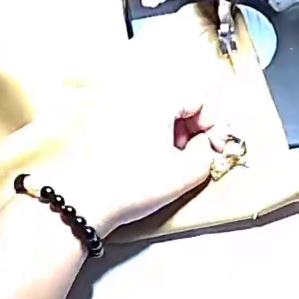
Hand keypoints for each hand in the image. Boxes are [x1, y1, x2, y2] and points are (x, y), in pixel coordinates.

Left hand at [33, 49, 229, 236]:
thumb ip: (208, 152)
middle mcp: (136, 97)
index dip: (212, 125)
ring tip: (172, 161)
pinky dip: (155, 136)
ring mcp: (118, 109)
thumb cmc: (134, 186)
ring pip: (161, 111)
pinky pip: (142, 120)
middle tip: (193, 155)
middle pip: (180, 100)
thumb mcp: (186, 174)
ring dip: (175, 133)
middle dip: (193, 128)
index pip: (199, 98)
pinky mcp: (107, 124)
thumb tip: (207, 143)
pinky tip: (152, 161)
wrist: (86, 201)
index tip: (212, 148)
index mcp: (158, 100)